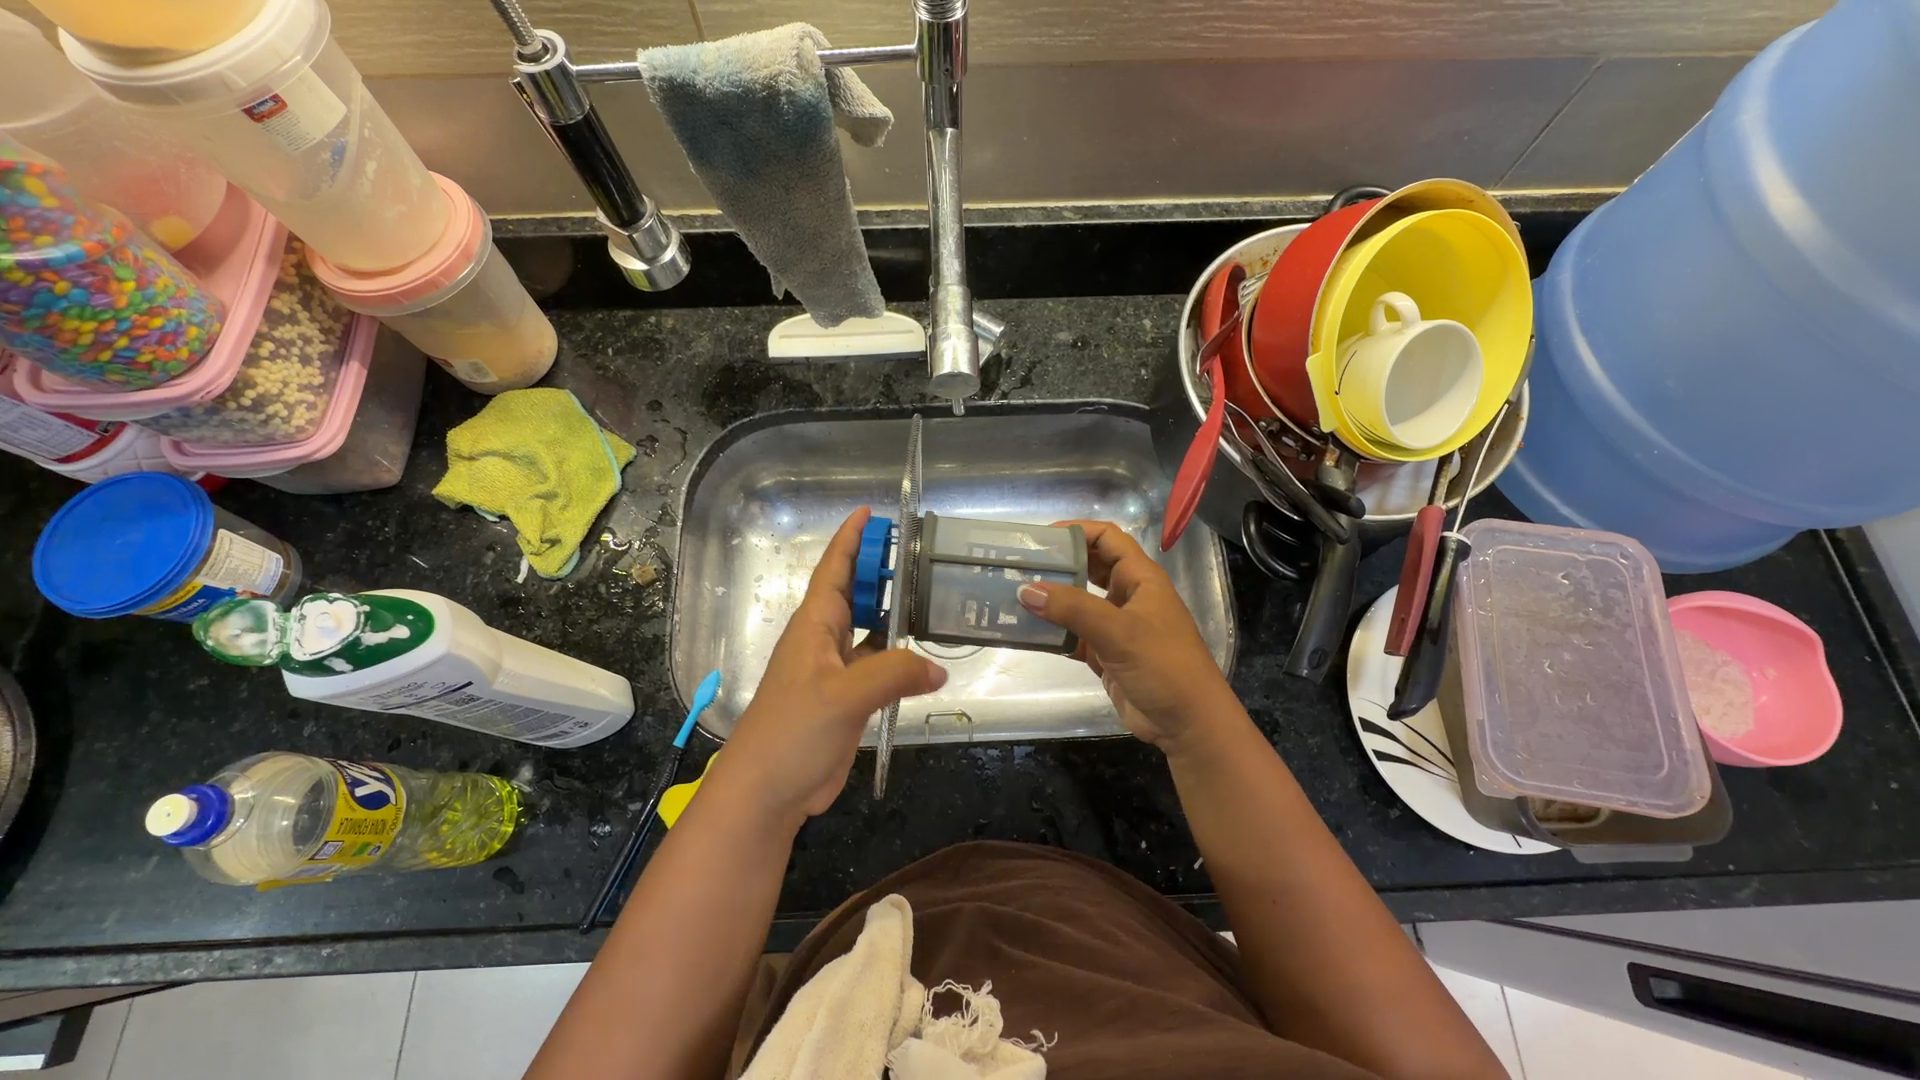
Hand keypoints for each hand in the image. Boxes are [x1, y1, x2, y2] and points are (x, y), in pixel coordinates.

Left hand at [722, 508, 947, 822]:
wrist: (766, 791)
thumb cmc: (792, 732)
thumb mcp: (843, 696)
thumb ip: (893, 674)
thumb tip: (938, 668)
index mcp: (814, 626)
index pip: (833, 569)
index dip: (850, 540)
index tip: (871, 512)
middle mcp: (824, 641)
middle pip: (854, 594)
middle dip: (881, 571)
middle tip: (922, 554)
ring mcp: (836, 673)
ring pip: (869, 632)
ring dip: (894, 615)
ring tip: (934, 597)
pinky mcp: (847, 701)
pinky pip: (878, 667)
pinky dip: (900, 658)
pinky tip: (926, 658)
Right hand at [1018, 521, 1239, 752]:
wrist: (1187, 723)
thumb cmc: (1163, 665)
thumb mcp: (1119, 631)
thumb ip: (1072, 608)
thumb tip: (1026, 589)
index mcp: (1140, 579)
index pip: (1107, 538)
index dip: (1076, 531)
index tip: (1039, 539)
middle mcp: (1128, 597)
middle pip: (1089, 567)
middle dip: (1057, 565)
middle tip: (1018, 566)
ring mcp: (1116, 627)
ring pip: (1077, 604)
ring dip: (1050, 601)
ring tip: (1012, 596)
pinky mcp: (1106, 655)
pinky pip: (1073, 636)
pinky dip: (1052, 633)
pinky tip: (1025, 633)